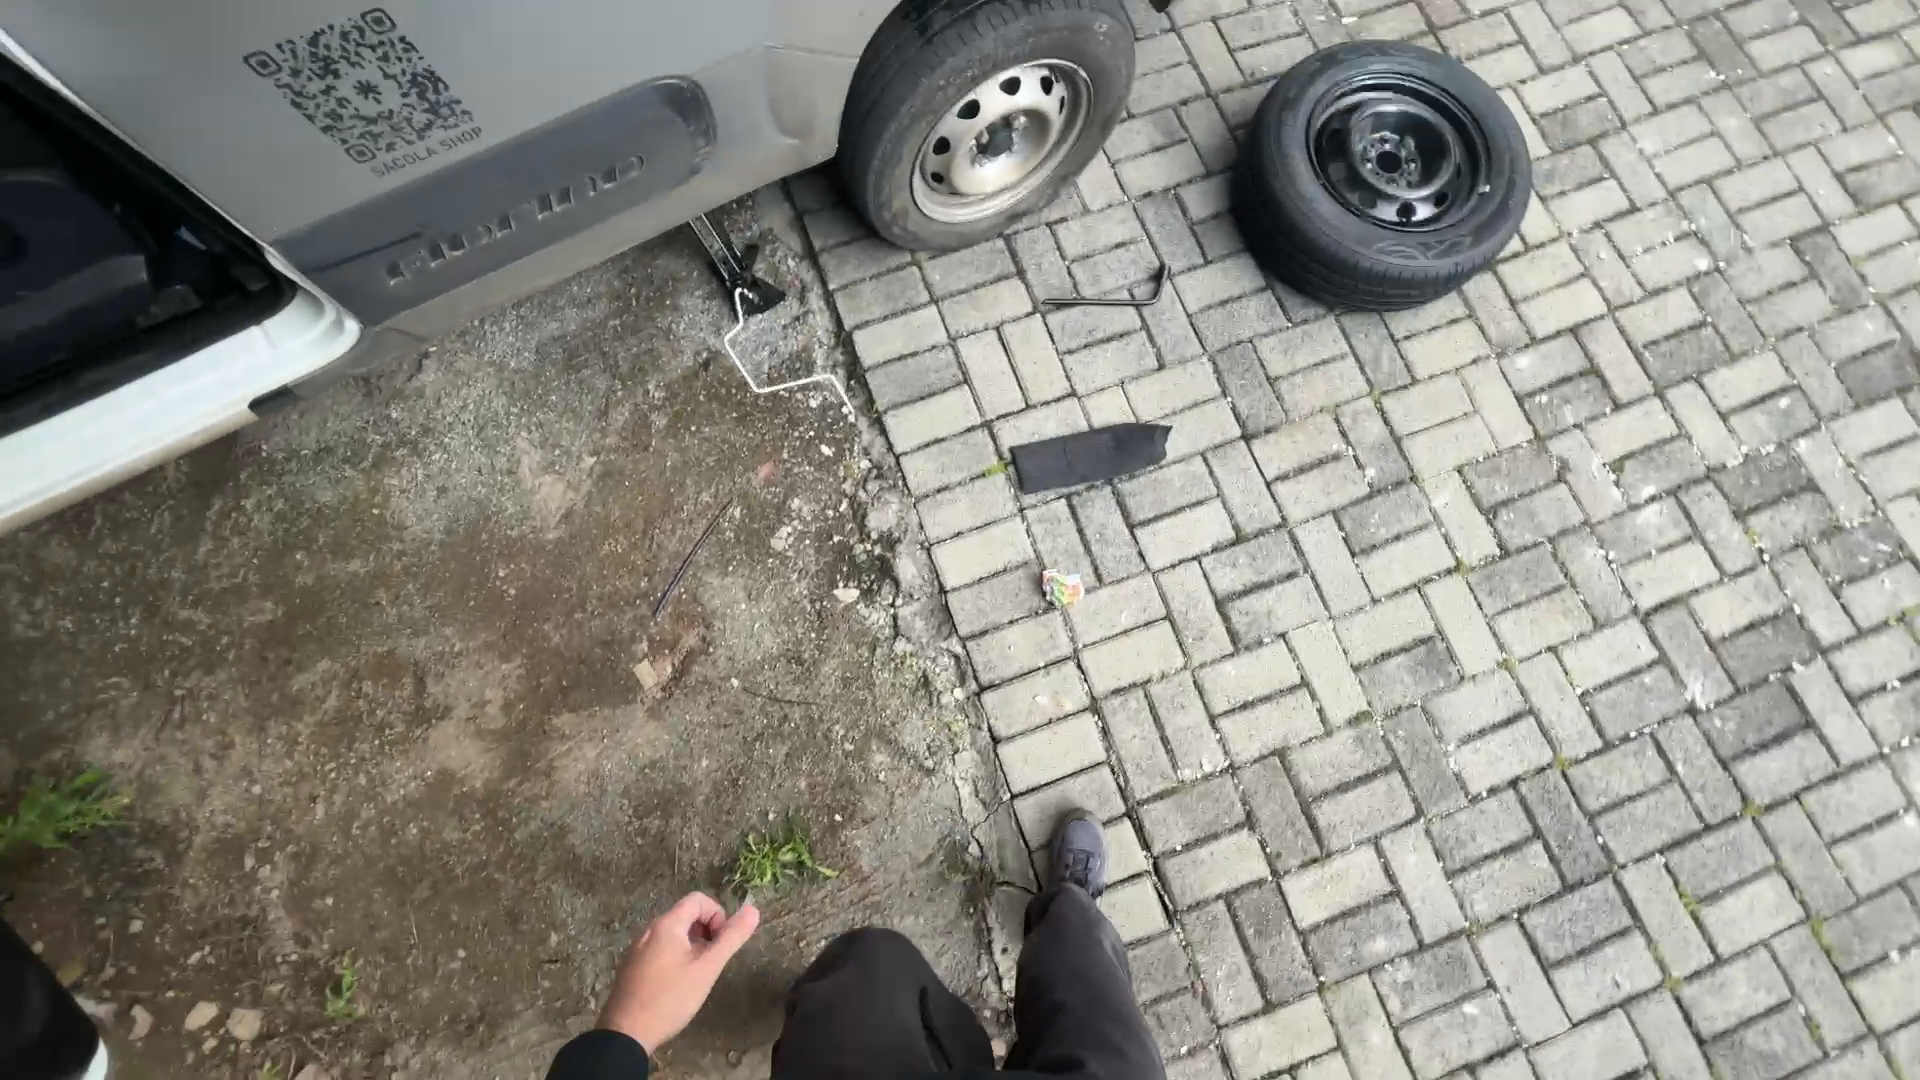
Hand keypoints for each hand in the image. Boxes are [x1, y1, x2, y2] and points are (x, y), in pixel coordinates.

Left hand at [597, 892, 760, 1053]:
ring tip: (696, 974)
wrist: (623, 1038)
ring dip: (691, 945)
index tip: (720, 942)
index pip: (699, 899)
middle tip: (711, 960)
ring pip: (673, 934)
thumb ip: (731, 938)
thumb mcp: (706, 968)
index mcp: (667, 924)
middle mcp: (649, 930)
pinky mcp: (631, 967)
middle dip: (706, 932)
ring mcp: (637, 949)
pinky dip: (674, 956)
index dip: (717, 915)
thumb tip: (753, 910)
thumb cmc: (669, 998)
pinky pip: (659, 949)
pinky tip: (675, 985)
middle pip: (686, 915)